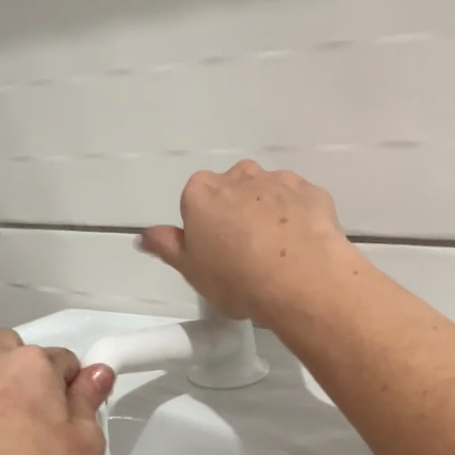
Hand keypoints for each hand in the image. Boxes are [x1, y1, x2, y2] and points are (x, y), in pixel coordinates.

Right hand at [138, 159, 357, 324]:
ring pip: (267, 195)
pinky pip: (299, 203)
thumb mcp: (191, 271)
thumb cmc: (236, 278)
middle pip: (232, 193)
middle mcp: (238, 175)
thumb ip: (167, 247)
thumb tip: (142, 234)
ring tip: (278, 254)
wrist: (301, 279)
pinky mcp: (312, 191)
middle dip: (237, 215)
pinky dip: (298, 219)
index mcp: (201, 192)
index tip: (216, 255)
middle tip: (246, 255)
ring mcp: (278, 180)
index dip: (205, 230)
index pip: (196, 203)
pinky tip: (301, 247)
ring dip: (269, 215)